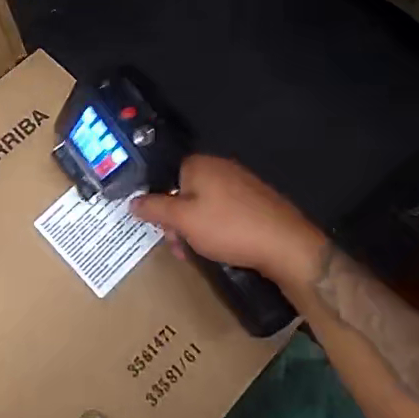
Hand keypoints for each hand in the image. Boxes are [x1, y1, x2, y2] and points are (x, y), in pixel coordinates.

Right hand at [130, 156, 327, 287]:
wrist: (285, 244)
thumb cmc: (229, 228)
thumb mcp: (183, 221)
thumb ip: (154, 208)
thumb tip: (132, 201)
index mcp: (199, 164)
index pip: (165, 176)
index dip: (158, 203)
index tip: (160, 229)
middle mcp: (219, 167)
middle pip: (184, 191)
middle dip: (178, 221)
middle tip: (181, 247)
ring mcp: (240, 182)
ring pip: (204, 205)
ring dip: (196, 229)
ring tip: (201, 253)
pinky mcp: (255, 200)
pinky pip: (225, 211)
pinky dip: (217, 228)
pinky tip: (222, 248)